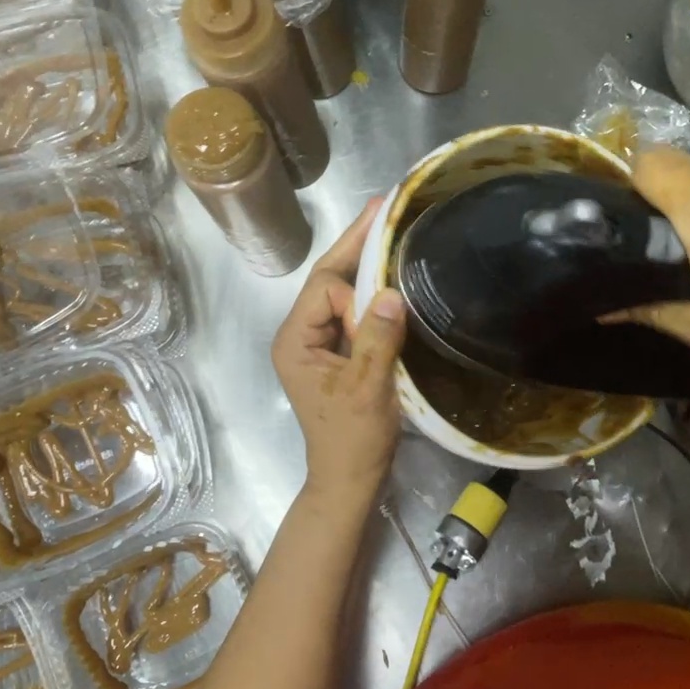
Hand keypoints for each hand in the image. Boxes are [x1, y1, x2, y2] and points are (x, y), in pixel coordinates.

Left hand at [271, 199, 407, 499]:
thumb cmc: (353, 441)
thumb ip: (377, 341)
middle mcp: (300, 335)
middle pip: (327, 281)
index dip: (357, 288)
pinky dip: (371, 293)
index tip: (389, 300)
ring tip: (390, 232)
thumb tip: (389, 291)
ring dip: (364, 266)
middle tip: (383, 207)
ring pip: (340, 293)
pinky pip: (351, 312)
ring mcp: (317, 343)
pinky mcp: (335, 352)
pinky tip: (393, 278)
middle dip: (355, 246)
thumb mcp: (368, 392)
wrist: (349, 481)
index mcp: (296, 341)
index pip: (324, 290)